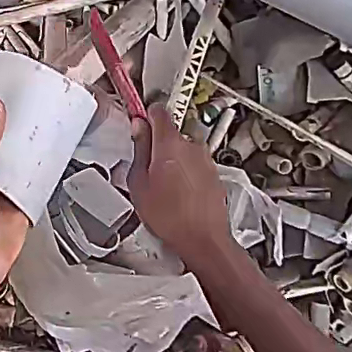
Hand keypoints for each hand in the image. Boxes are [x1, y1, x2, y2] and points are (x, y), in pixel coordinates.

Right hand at [128, 104, 233, 267]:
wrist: (203, 239)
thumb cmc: (170, 216)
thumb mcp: (138, 182)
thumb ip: (139, 149)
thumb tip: (138, 129)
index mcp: (170, 143)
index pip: (158, 112)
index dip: (145, 114)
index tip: (138, 120)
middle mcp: (191, 146)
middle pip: (170, 133)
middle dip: (156, 144)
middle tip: (144, 164)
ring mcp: (205, 160)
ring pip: (182, 150)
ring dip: (171, 160)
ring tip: (160, 185)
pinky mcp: (213, 174)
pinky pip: (194, 164)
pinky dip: (184, 172)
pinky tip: (175, 194)